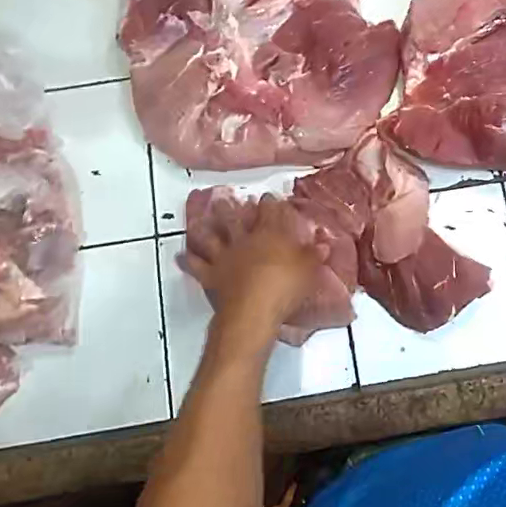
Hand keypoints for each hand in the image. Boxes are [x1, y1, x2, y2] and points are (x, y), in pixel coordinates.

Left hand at [181, 195, 324, 335]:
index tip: (269, 197)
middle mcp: (244, 240)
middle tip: (228, 198)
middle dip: (232, 207)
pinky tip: (181, 255)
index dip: (270, 203)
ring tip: (199, 220)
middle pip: (236, 219)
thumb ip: (314, 254)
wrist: (253, 309)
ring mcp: (225, 256)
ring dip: (206, 227)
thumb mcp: (309, 270)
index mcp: (270, 235)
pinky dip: (188, 260)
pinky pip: (196, 265)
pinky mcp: (211, 274)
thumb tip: (325, 243)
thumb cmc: (285, 287)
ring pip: (212, 236)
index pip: (270, 212)